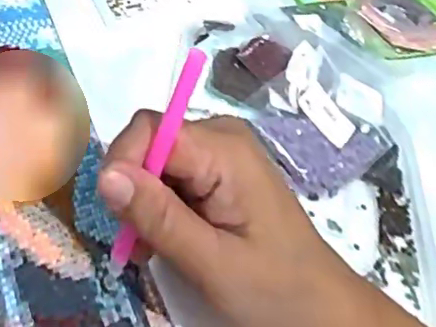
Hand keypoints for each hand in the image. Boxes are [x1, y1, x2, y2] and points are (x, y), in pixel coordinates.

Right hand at [99, 113, 418, 326]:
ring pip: (157, 160)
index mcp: (223, 148)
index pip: (151, 128)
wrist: (332, 317)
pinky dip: (160, 205)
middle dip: (134, 188)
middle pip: (151, 142)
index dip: (124, 162)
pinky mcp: (218, 169)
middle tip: (136, 244)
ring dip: (145, 202)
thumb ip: (159, 217)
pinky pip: (172, 173)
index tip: (115, 213)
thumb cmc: (280, 294)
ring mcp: (220, 150)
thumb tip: (103, 175)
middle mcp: (219, 134)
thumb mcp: (215, 265)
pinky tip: (168, 239)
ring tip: (152, 250)